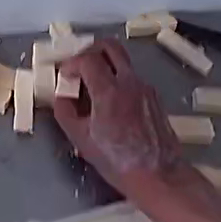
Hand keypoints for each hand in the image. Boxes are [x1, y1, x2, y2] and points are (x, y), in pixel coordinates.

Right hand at [53, 40, 185, 197]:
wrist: (158, 175)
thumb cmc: (118, 161)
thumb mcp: (82, 140)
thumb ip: (66, 113)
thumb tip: (62, 97)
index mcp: (109, 91)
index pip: (87, 59)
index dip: (71, 62)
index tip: (64, 74)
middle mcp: (129, 82)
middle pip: (110, 46)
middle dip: (90, 50)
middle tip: (79, 66)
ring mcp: (144, 87)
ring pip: (123, 60)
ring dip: (105, 64)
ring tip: (92, 85)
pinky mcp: (153, 96)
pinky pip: (132, 77)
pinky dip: (118, 79)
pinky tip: (110, 101)